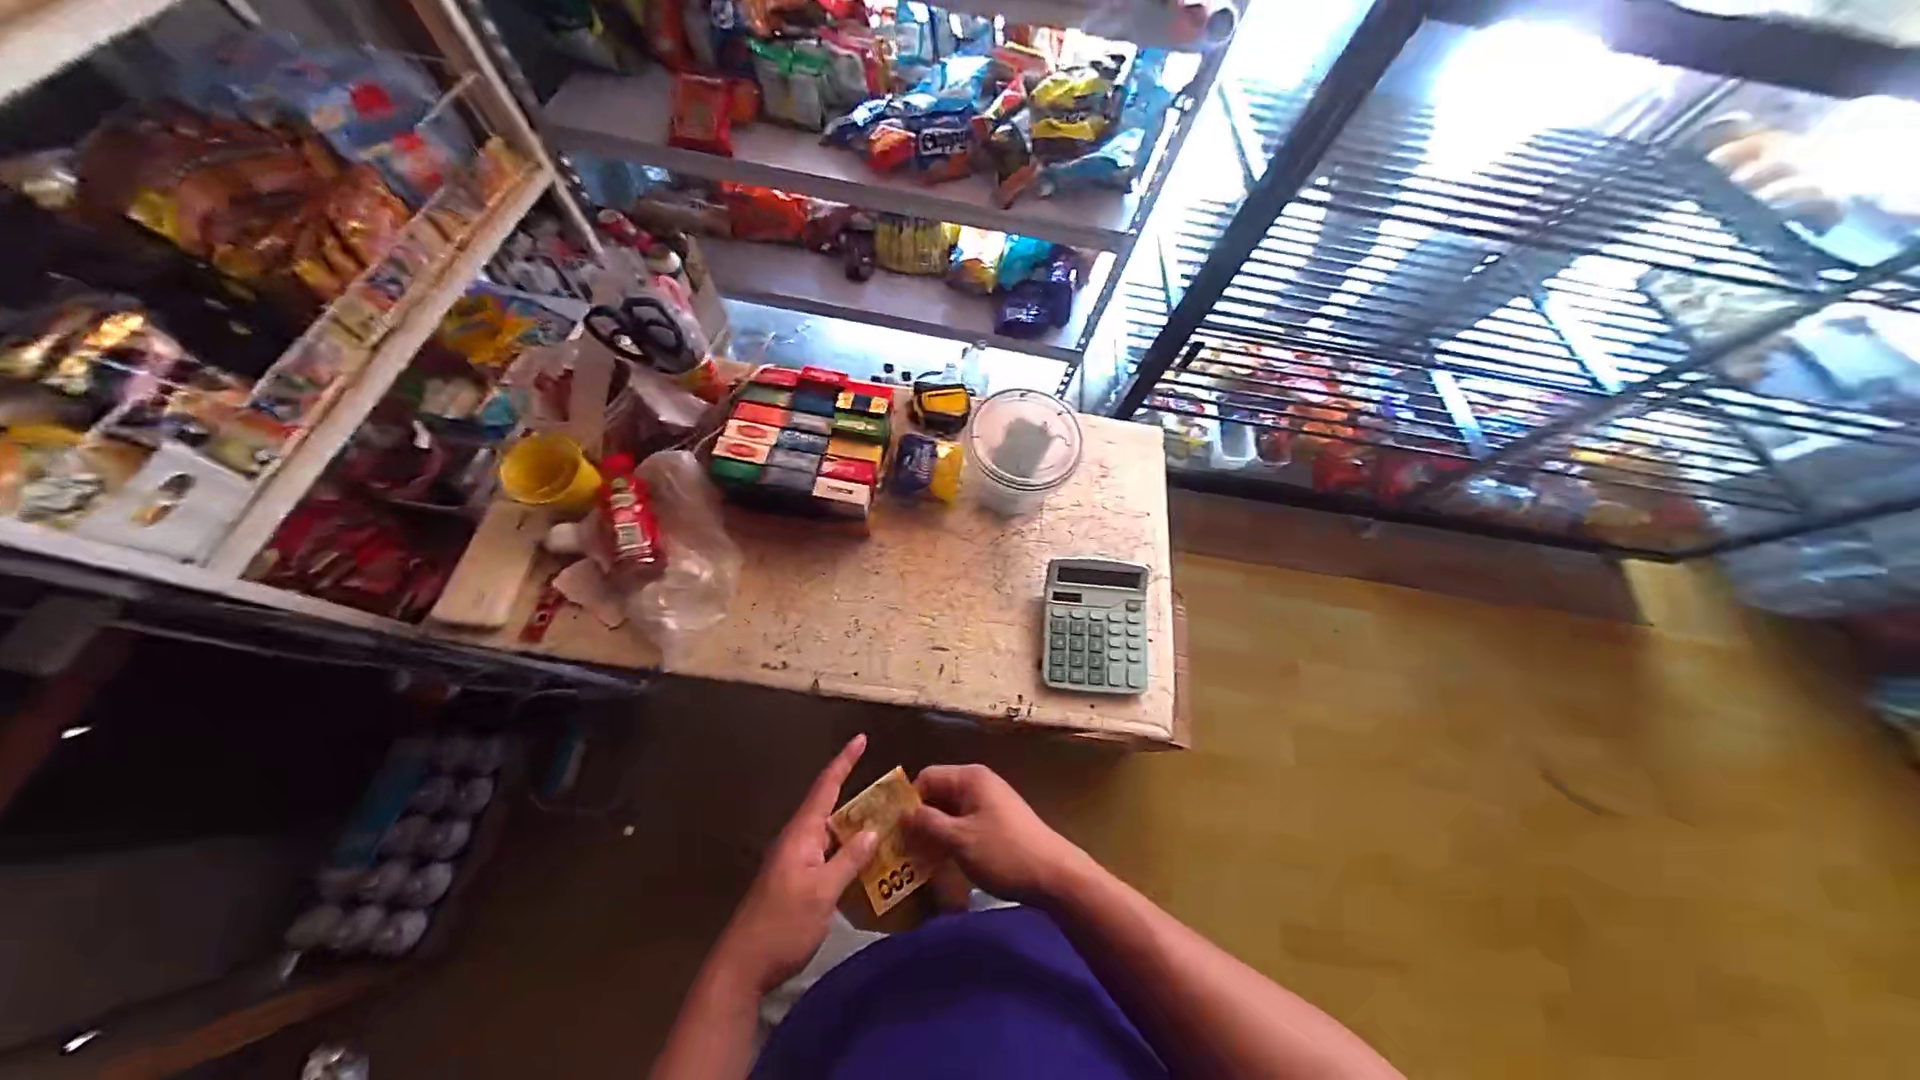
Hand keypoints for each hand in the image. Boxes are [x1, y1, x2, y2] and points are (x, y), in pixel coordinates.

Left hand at [708, 735, 877, 994]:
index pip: (825, 787)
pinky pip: (827, 854)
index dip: (844, 761)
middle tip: (891, 792)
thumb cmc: (782, 925)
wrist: (742, 968)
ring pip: (830, 833)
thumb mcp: (822, 893)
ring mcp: (795, 861)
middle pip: (830, 807)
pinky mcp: (796, 881)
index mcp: (801, 834)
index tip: (861, 738)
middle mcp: (797, 840)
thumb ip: (849, 860)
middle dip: (858, 795)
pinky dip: (848, 851)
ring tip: (887, 822)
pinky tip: (867, 860)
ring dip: (855, 826)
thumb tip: (873, 830)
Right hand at [907, 764, 1094, 904]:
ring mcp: (990, 803)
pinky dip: (951, 839)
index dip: (909, 801)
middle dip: (920, 819)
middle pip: (938, 793)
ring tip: (919, 860)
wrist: (1054, 875)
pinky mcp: (997, 823)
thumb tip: (903, 814)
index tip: (896, 831)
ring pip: (950, 811)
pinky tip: (943, 863)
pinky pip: (964, 823)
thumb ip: (927, 823)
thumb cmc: (1003, 852)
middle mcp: (979, 783)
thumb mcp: (958, 839)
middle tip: (903, 850)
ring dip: (935, 833)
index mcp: (969, 778)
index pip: (926, 777)